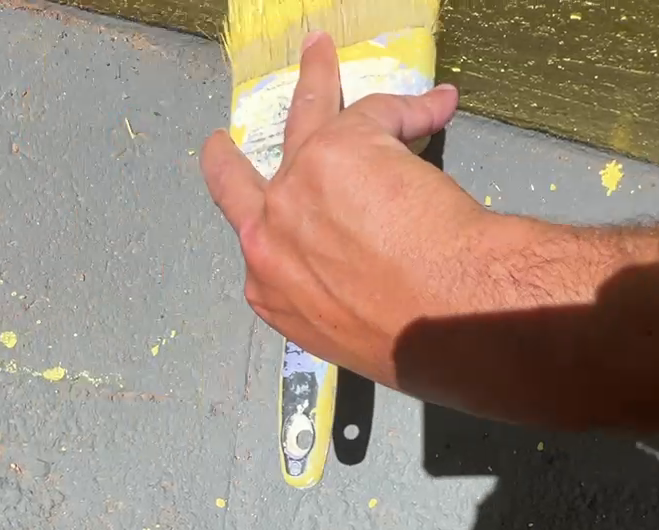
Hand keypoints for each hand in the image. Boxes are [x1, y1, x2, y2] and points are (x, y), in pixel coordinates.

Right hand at [200, 32, 509, 385]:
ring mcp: (295, 187)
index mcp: (270, 290)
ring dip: (314, 80)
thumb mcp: (340, 334)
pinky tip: (437, 105)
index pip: (266, 247)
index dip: (283, 234)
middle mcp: (267, 237)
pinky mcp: (337, 146)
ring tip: (319, 58)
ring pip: (302, 117)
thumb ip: (326, 299)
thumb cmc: (398, 342)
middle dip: (225, 162)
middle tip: (220, 146)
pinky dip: (414, 108)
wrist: (433, 319)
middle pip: (232, 182)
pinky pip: (380, 111)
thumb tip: (358, 285)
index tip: (289, 230)